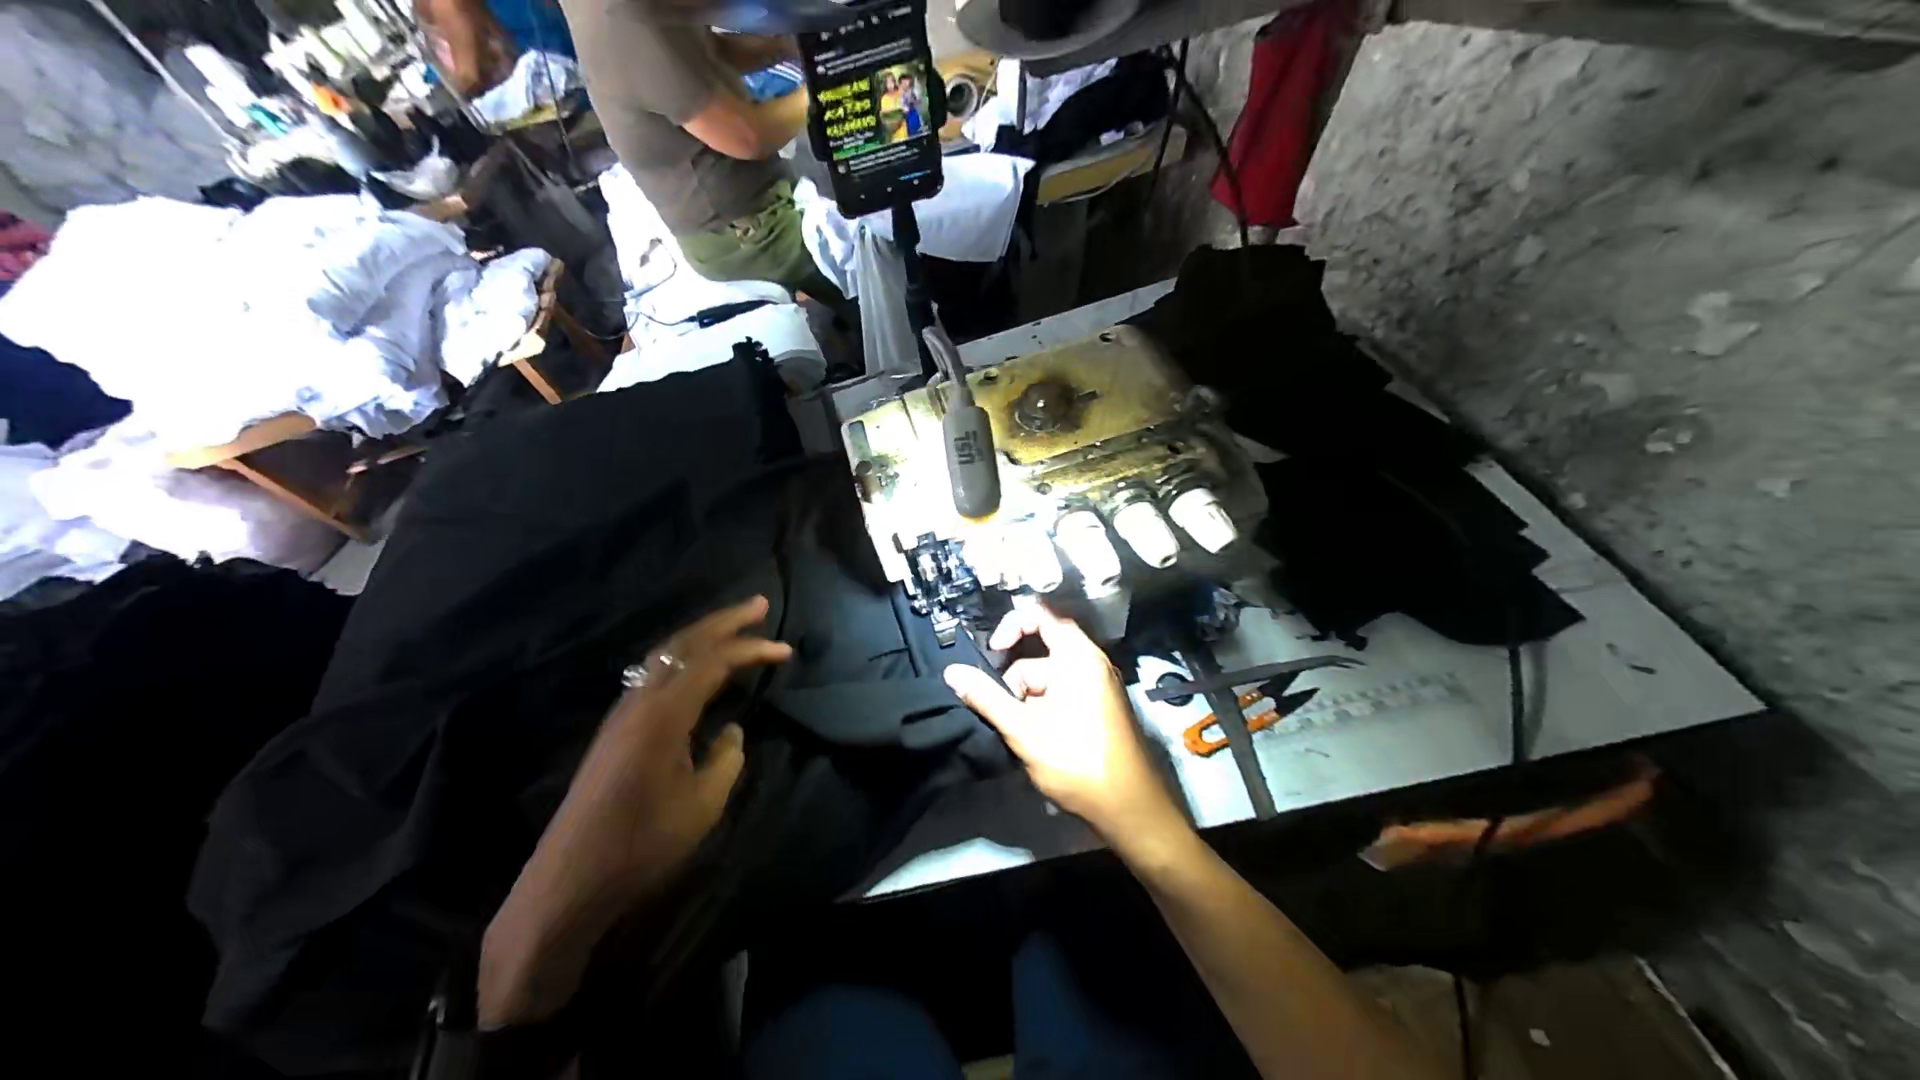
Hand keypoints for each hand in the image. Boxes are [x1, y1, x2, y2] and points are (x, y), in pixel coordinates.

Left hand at [480, 596, 790, 1025]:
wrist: (569, 880)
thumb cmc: (643, 844)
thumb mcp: (703, 804)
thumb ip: (727, 758)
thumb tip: (731, 730)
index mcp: (664, 714)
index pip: (713, 662)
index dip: (752, 650)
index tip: (785, 649)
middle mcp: (639, 701)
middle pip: (684, 643)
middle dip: (724, 621)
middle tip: (759, 604)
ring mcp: (622, 713)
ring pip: (664, 655)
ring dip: (700, 636)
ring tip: (733, 627)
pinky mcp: (615, 730)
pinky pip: (652, 673)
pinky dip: (682, 657)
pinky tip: (694, 668)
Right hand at [943, 601, 1187, 849]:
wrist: (1129, 807)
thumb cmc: (1076, 760)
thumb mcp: (1022, 729)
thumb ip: (986, 698)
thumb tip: (951, 672)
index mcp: (1078, 657)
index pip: (1042, 616)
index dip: (1011, 626)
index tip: (993, 654)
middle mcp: (1093, 664)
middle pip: (1043, 651)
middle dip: (1016, 675)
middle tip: (1002, 705)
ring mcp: (1100, 687)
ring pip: (1051, 676)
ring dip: (1028, 697)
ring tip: (1019, 731)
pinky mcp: (1101, 709)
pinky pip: (1065, 692)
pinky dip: (1045, 706)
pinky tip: (1036, 736)